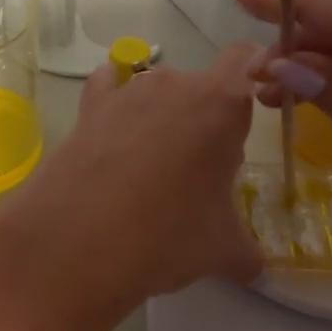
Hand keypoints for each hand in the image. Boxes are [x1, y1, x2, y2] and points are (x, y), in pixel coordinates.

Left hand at [0, 43, 264, 322]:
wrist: (78, 242)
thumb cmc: (168, 235)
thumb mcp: (222, 250)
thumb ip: (247, 252)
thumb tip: (254, 268)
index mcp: (222, 104)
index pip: (247, 61)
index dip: (251, 83)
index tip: (247, 121)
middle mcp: (176, 84)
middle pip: (201, 88)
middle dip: (204, 122)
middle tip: (199, 173)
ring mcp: (127, 92)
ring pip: (157, 92)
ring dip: (161, 119)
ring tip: (152, 172)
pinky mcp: (88, 107)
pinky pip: (108, 88)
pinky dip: (115, 104)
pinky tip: (113, 137)